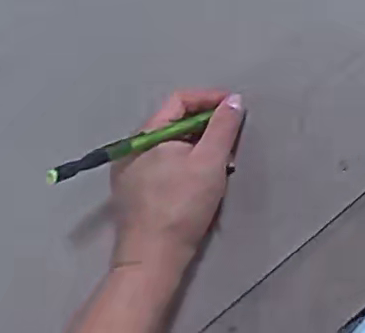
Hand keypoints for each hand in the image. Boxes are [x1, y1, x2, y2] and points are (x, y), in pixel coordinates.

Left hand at [110, 89, 245, 273]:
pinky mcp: (135, 195)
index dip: (210, 99)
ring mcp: (130, 174)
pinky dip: (186, 162)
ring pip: (172, 144)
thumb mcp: (210, 160)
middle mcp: (132, 149)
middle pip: (176, 121)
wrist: (152, 264)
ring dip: (199, 145)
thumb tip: (233, 99)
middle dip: (207, 124)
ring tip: (221, 158)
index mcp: (145, 135)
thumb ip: (224, 125)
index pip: (180, 100)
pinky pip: (165, 164)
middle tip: (231, 136)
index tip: (234, 107)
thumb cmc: (181, 206)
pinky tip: (202, 177)